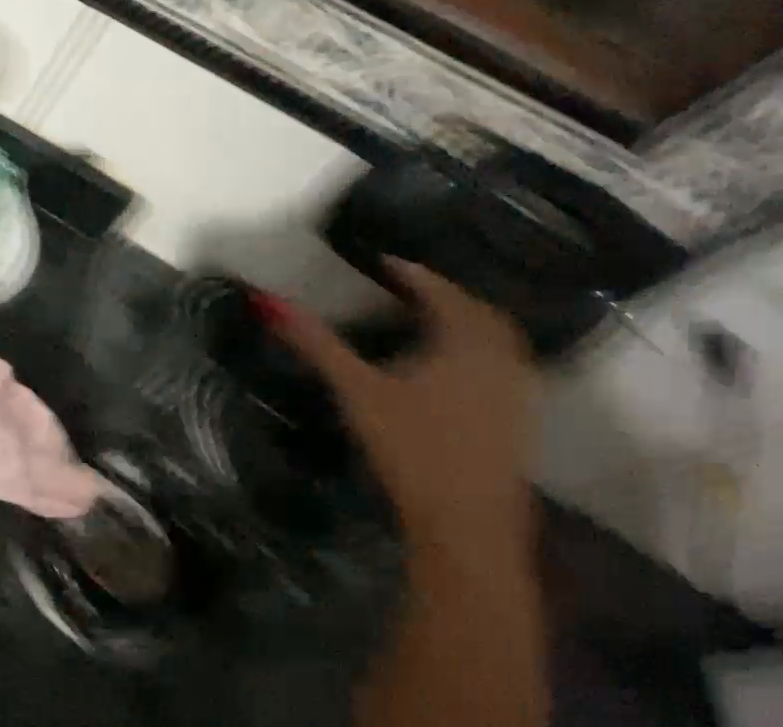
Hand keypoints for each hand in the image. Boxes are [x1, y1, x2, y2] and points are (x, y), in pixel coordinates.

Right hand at [265, 259, 538, 545]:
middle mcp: (501, 361)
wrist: (466, 522)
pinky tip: (451, 372)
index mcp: (465, 344)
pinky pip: (504, 369)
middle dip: (448, 296)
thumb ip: (315, 343)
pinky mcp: (520, 423)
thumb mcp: (355, 389)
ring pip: (500, 343)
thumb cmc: (411, 447)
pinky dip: (479, 355)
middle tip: (411, 290)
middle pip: (482, 314)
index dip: (415, 275)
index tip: (385, 264)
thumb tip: (267, 299)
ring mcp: (518, 394)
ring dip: (469, 325)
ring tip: (430, 325)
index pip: (444, 294)